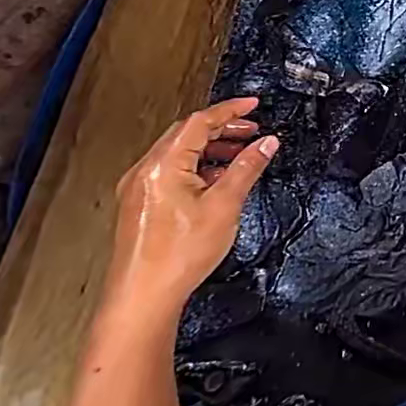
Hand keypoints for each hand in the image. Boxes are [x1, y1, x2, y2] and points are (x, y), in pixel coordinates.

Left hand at [104, 97, 278, 313]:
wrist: (142, 300)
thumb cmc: (176, 257)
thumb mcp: (225, 205)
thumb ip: (248, 168)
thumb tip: (266, 143)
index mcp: (163, 165)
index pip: (201, 121)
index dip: (230, 110)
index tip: (252, 104)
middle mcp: (145, 171)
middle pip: (188, 133)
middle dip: (223, 127)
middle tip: (250, 128)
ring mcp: (139, 188)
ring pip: (179, 152)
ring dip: (211, 147)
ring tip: (239, 154)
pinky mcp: (140, 204)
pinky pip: (171, 171)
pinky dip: (197, 166)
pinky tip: (216, 180)